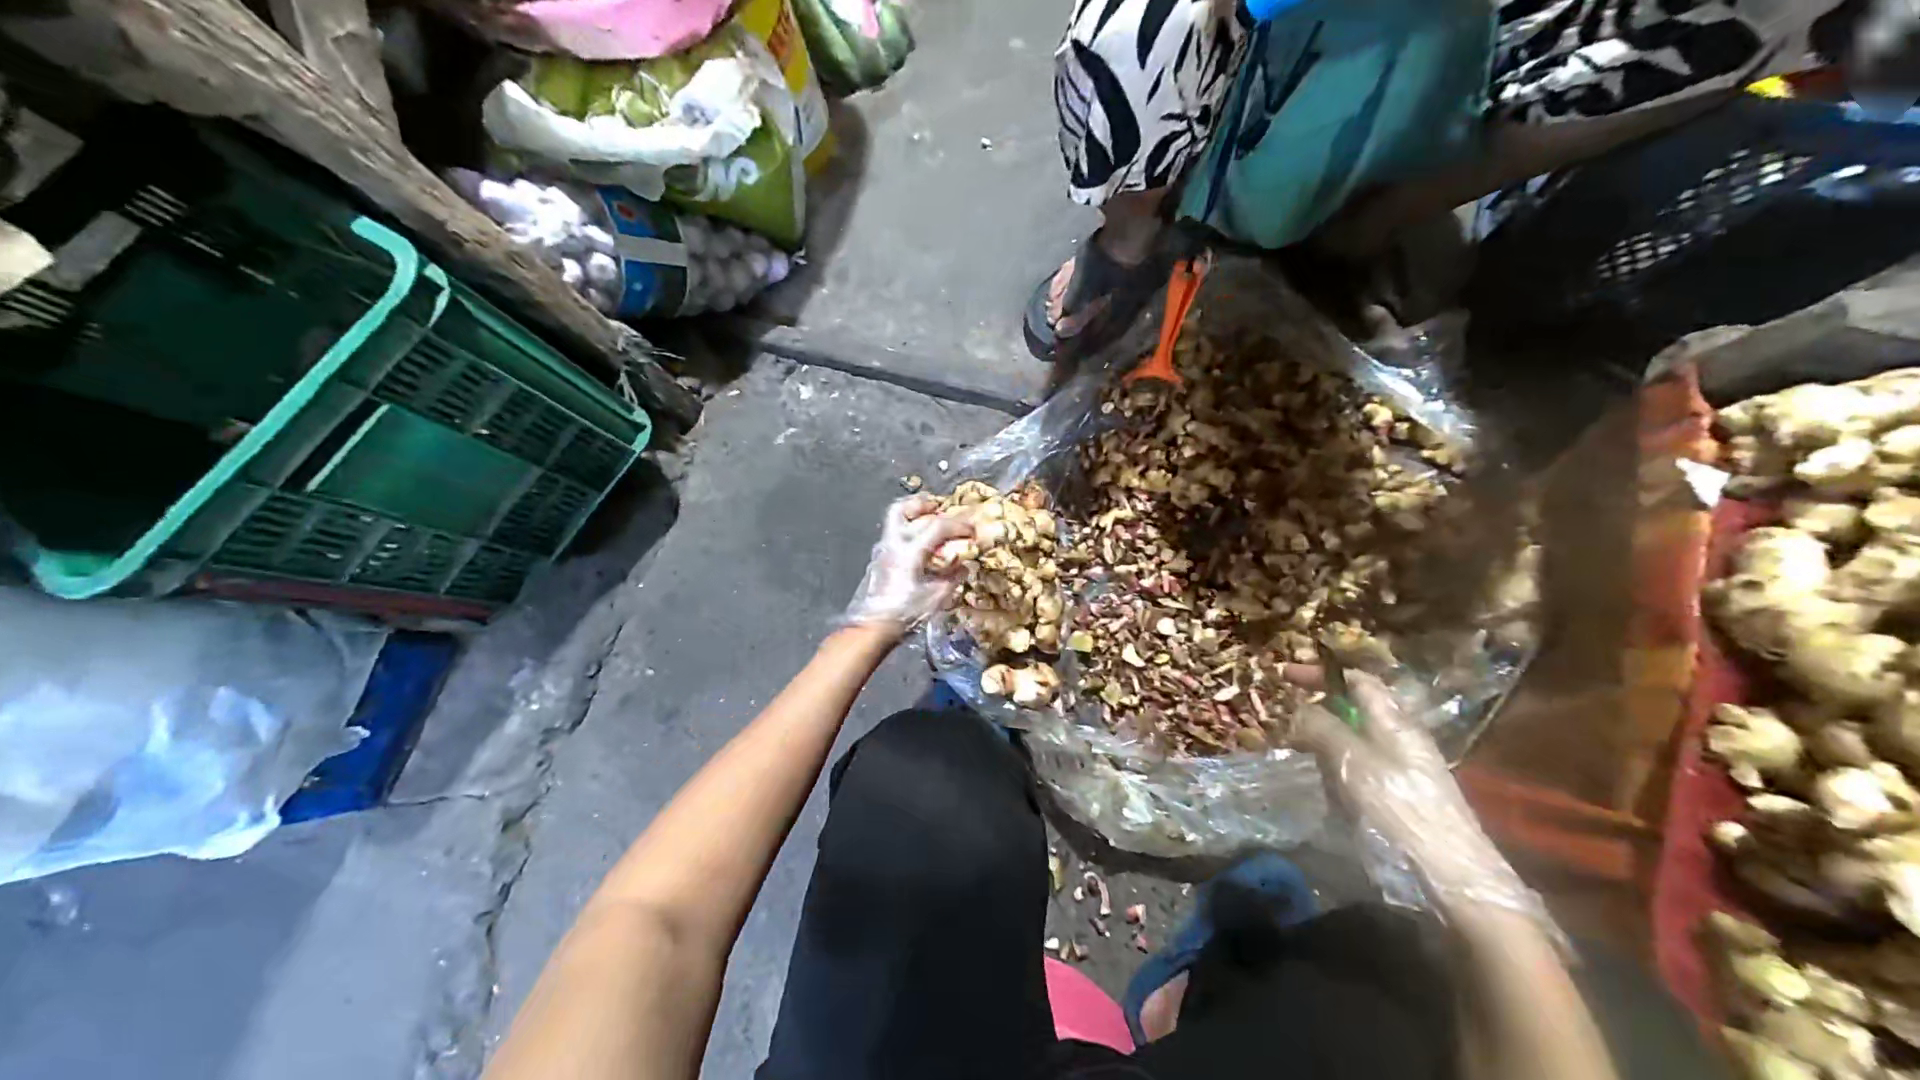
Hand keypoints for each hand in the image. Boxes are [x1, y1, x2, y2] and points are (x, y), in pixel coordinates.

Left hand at [841, 496, 971, 633]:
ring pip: (894, 519)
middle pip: (905, 509)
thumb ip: (952, 578)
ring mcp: (881, 551)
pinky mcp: (877, 561)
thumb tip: (963, 566)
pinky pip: (893, 535)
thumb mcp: (935, 598)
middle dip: (925, 504)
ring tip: (928, 519)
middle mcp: (893, 544)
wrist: (869, 630)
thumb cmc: (903, 615)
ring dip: (912, 514)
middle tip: (941, 507)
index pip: (938, 526)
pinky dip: (907, 531)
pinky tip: (918, 545)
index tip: (972, 530)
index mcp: (909, 550)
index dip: (958, 525)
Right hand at [1293, 672, 1545, 921]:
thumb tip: (1299, 710)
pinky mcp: (1403, 800)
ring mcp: (1405, 771)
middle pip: (1355, 712)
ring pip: (1354, 744)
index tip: (1286, 674)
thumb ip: (1323, 728)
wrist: (1454, 879)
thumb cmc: (1401, 811)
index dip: (1323, 673)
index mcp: (1394, 722)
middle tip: (1289, 729)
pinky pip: (1360, 774)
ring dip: (1327, 750)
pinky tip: (1333, 799)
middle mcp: (1402, 740)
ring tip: (1310, 768)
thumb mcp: (1353, 763)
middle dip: (1320, 715)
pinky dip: (1339, 777)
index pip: (1358, 681)